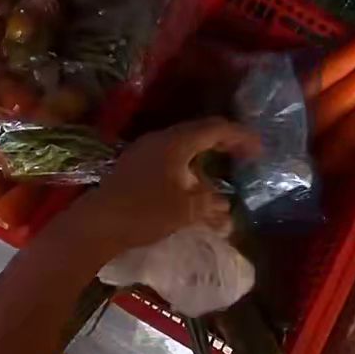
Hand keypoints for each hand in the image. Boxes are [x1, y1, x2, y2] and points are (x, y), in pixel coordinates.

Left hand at [58, 119, 261, 258]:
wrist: (96, 224)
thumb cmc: (144, 212)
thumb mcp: (186, 209)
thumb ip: (210, 204)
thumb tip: (224, 206)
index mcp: (175, 142)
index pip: (215, 129)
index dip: (240, 137)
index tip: (259, 149)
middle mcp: (159, 141)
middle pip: (198, 136)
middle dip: (223, 148)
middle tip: (244, 158)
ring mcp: (144, 154)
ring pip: (182, 153)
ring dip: (203, 168)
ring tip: (220, 187)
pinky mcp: (134, 170)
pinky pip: (169, 165)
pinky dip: (187, 176)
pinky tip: (192, 196)